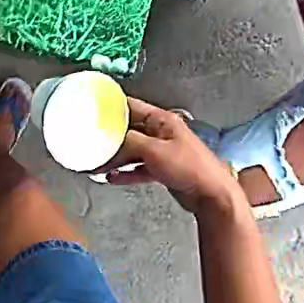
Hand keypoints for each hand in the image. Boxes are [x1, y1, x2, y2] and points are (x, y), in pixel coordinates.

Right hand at [93, 97, 242, 215]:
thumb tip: (111, 140)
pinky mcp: (163, 169)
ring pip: (132, 150)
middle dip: (109, 137)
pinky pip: (138, 167)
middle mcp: (161, 133)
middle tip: (92, 141)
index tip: (93, 110)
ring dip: (115, 157)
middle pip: (128, 130)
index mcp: (162, 120)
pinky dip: (125, 172)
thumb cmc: (191, 168)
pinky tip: (112, 177)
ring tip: (98, 162)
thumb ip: (128, 142)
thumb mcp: (153, 150)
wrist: (212, 196)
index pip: (130, 106)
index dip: (110, 107)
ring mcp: (162, 151)